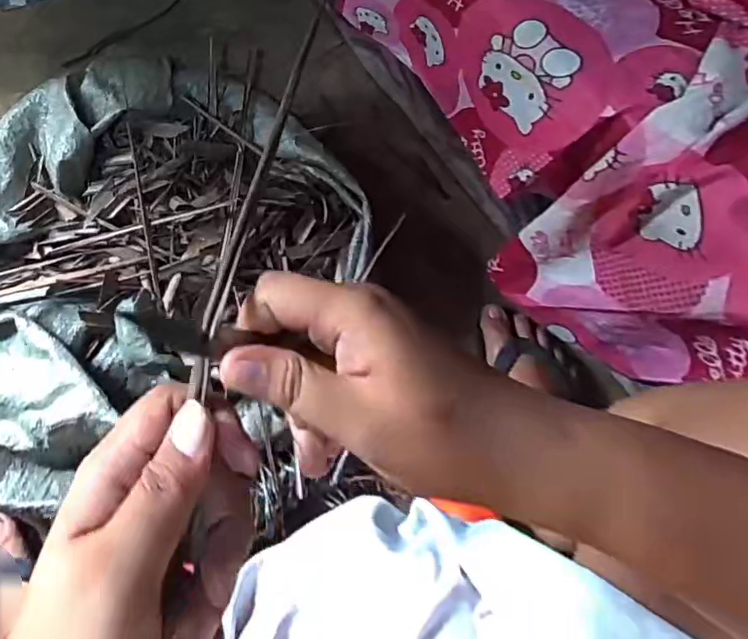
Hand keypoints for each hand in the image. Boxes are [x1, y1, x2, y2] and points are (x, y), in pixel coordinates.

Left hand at [9, 384, 258, 638]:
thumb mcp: (116, 567)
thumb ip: (161, 489)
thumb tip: (201, 411)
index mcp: (111, 472)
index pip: (169, 407)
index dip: (213, 422)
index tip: (242, 465)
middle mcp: (134, 491)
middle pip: (205, 460)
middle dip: (222, 513)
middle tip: (208, 568)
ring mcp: (154, 533)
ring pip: (217, 513)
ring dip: (219, 564)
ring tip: (188, 615)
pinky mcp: (171, 571)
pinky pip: (214, 560)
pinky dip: (210, 595)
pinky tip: (185, 627)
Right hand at [217, 271, 559, 503]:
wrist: (521, 454)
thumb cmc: (439, 436)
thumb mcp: (353, 416)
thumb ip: (288, 383)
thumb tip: (227, 361)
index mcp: (348, 307)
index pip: (269, 292)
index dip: (245, 329)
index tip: (236, 379)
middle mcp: (355, 305)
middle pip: (285, 322)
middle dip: (273, 374)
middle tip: (275, 428)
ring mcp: (369, 328)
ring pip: (306, 350)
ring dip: (299, 398)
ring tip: (312, 453)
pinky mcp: (380, 351)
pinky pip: (332, 364)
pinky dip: (324, 400)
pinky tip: (329, 445)